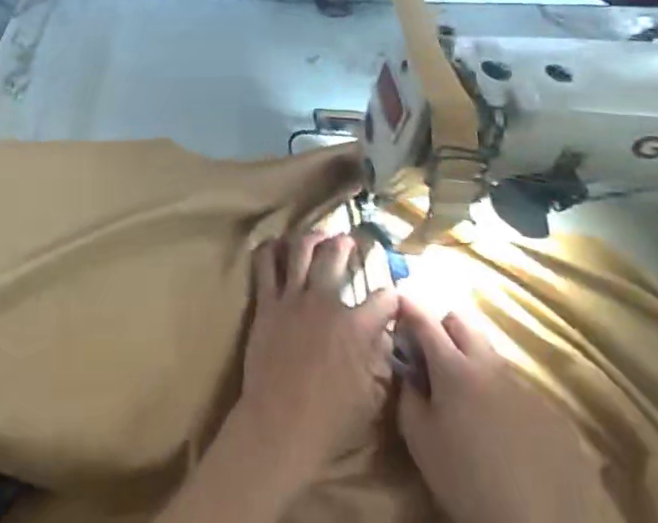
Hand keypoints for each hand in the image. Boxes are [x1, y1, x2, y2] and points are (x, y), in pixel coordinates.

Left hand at [238, 233, 398, 473]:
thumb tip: (385, 338)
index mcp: (357, 326)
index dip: (391, 296)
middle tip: (349, 242)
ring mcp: (293, 299)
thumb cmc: (331, 419)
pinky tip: (275, 243)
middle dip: (346, 245)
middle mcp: (325, 301)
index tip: (391, 296)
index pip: (383, 298)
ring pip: (301, 251)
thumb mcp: (373, 396)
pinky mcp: (266, 303)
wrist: (280, 422)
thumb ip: (381, 360)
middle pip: (336, 257)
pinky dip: (271, 249)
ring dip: (312, 237)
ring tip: (318, 235)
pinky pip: (266, 265)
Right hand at [396, 297, 617, 522]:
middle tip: (431, 352)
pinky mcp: (548, 409)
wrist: (536, 520)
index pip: (425, 320)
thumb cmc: (464, 477)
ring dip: (472, 361)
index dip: (408, 306)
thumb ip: (408, 394)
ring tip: (466, 396)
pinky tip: (499, 425)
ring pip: (490, 353)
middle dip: (443, 326)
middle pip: (463, 322)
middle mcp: (489, 365)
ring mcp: (523, 384)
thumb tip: (408, 371)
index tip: (398, 299)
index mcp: (453, 367)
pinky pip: (515, 384)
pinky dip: (499, 391)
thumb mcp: (419, 439)